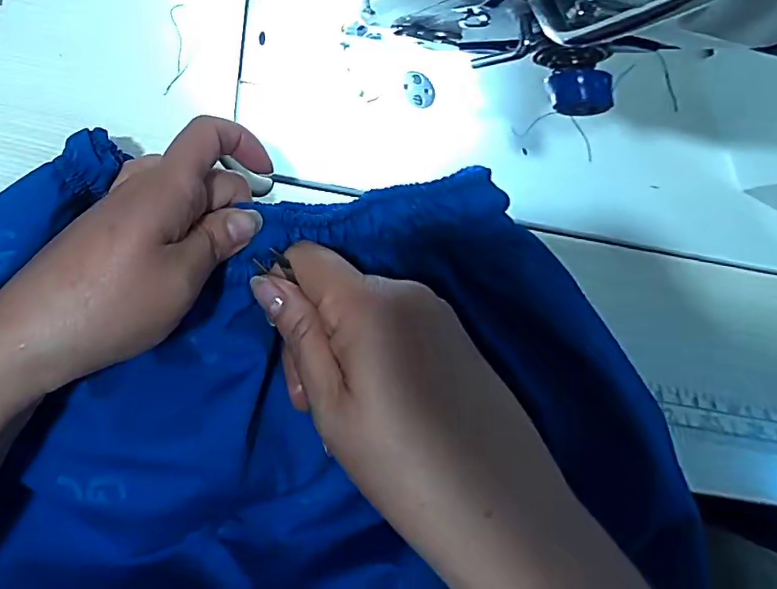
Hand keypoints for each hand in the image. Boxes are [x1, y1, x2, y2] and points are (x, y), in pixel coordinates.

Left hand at [0, 116, 272, 398]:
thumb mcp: (180, 280)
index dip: (242, 142)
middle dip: (228, 201)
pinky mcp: (103, 229)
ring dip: (201, 219)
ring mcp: (117, 205)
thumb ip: (216, 240)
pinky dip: (175, 229)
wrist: (33, 329)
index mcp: (162, 184)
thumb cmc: (112, 304)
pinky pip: (152, 212)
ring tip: (203, 267)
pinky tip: (172, 270)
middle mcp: (138, 183)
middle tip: (232, 254)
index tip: (267, 180)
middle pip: (198, 170)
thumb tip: (246, 214)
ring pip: (176, 193)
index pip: (206, 132)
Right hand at [250, 244, 647, 588]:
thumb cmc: (402, 466)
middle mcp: (404, 289)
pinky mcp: (457, 334)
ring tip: (352, 410)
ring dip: (343, 343)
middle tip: (312, 397)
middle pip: (331, 284)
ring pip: (360, 305)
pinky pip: (394, 320)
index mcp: (368, 300)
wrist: (513, 523)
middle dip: (312, 328)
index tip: (286, 340)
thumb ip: (297, 332)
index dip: (283, 285)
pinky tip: (387, 403)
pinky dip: (375, 348)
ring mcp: (437, 310)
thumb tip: (263, 279)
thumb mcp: (330, 403)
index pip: (303, 253)